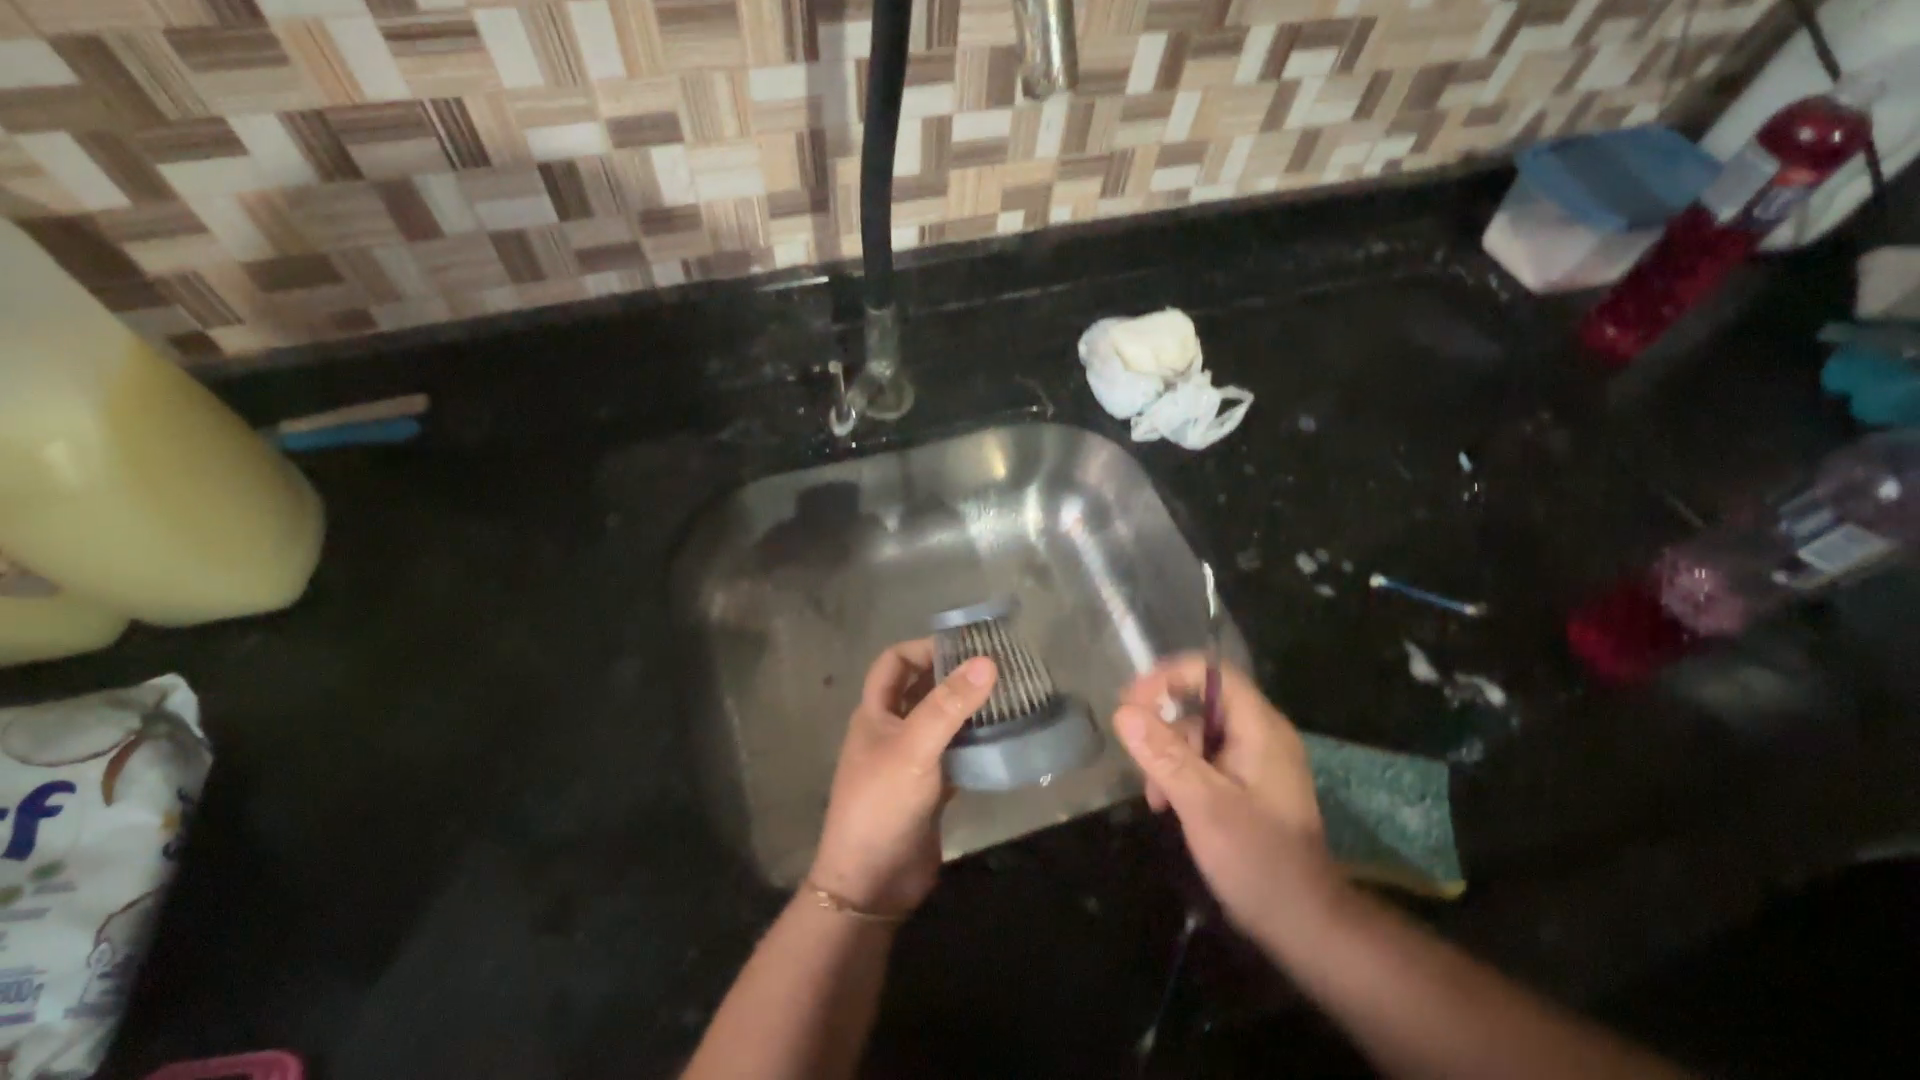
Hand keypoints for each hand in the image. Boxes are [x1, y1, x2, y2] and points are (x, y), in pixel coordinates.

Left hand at [809, 640, 996, 916]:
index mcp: (874, 714)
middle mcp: (890, 732)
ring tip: (1011, 700)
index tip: (966, 646)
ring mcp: (910, 762)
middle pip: (921, 690)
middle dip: (954, 677)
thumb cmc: (882, 804)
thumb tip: (987, 661)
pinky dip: (977, 747)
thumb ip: (949, 705)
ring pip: (942, 724)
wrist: (872, 880)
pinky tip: (1005, 742)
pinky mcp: (930, 790)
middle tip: (1000, 670)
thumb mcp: (915, 747)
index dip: (924, 648)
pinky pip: (956, 756)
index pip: (894, 663)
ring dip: (969, 712)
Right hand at [1112, 655, 1341, 939]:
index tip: (1131, 703)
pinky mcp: (1251, 790)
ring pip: (1201, 737)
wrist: (1303, 922)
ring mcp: (1258, 764)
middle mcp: (1263, 737)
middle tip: (1137, 759)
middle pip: (1202, 705)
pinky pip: (1209, 764)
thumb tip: (1123, 712)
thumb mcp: (1202, 803)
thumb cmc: (1256, 858)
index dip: (1168, 678)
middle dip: (1164, 728)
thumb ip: (1163, 754)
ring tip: (1155, 798)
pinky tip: (1169, 807)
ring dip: (1169, 759)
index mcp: (1260, 729)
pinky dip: (1184, 777)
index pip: (1212, 674)